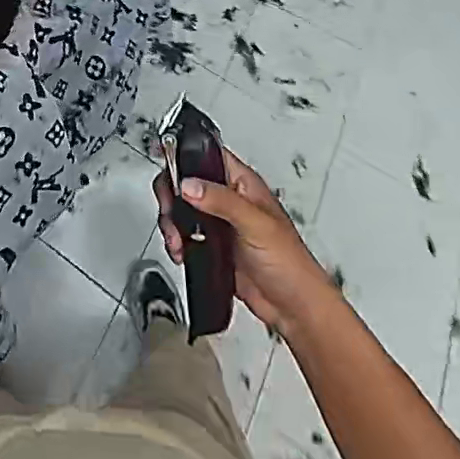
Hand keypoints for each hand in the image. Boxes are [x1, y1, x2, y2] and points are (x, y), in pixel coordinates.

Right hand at [153, 147, 336, 334]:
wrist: (292, 306)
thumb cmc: (290, 262)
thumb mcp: (255, 223)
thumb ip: (222, 201)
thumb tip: (190, 185)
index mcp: (242, 183)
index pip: (208, 155)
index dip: (186, 152)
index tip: (167, 159)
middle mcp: (229, 199)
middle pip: (188, 181)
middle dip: (173, 193)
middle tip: (171, 208)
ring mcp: (220, 223)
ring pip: (183, 209)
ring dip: (173, 221)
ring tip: (178, 237)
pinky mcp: (213, 246)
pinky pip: (186, 235)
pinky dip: (177, 240)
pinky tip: (182, 250)